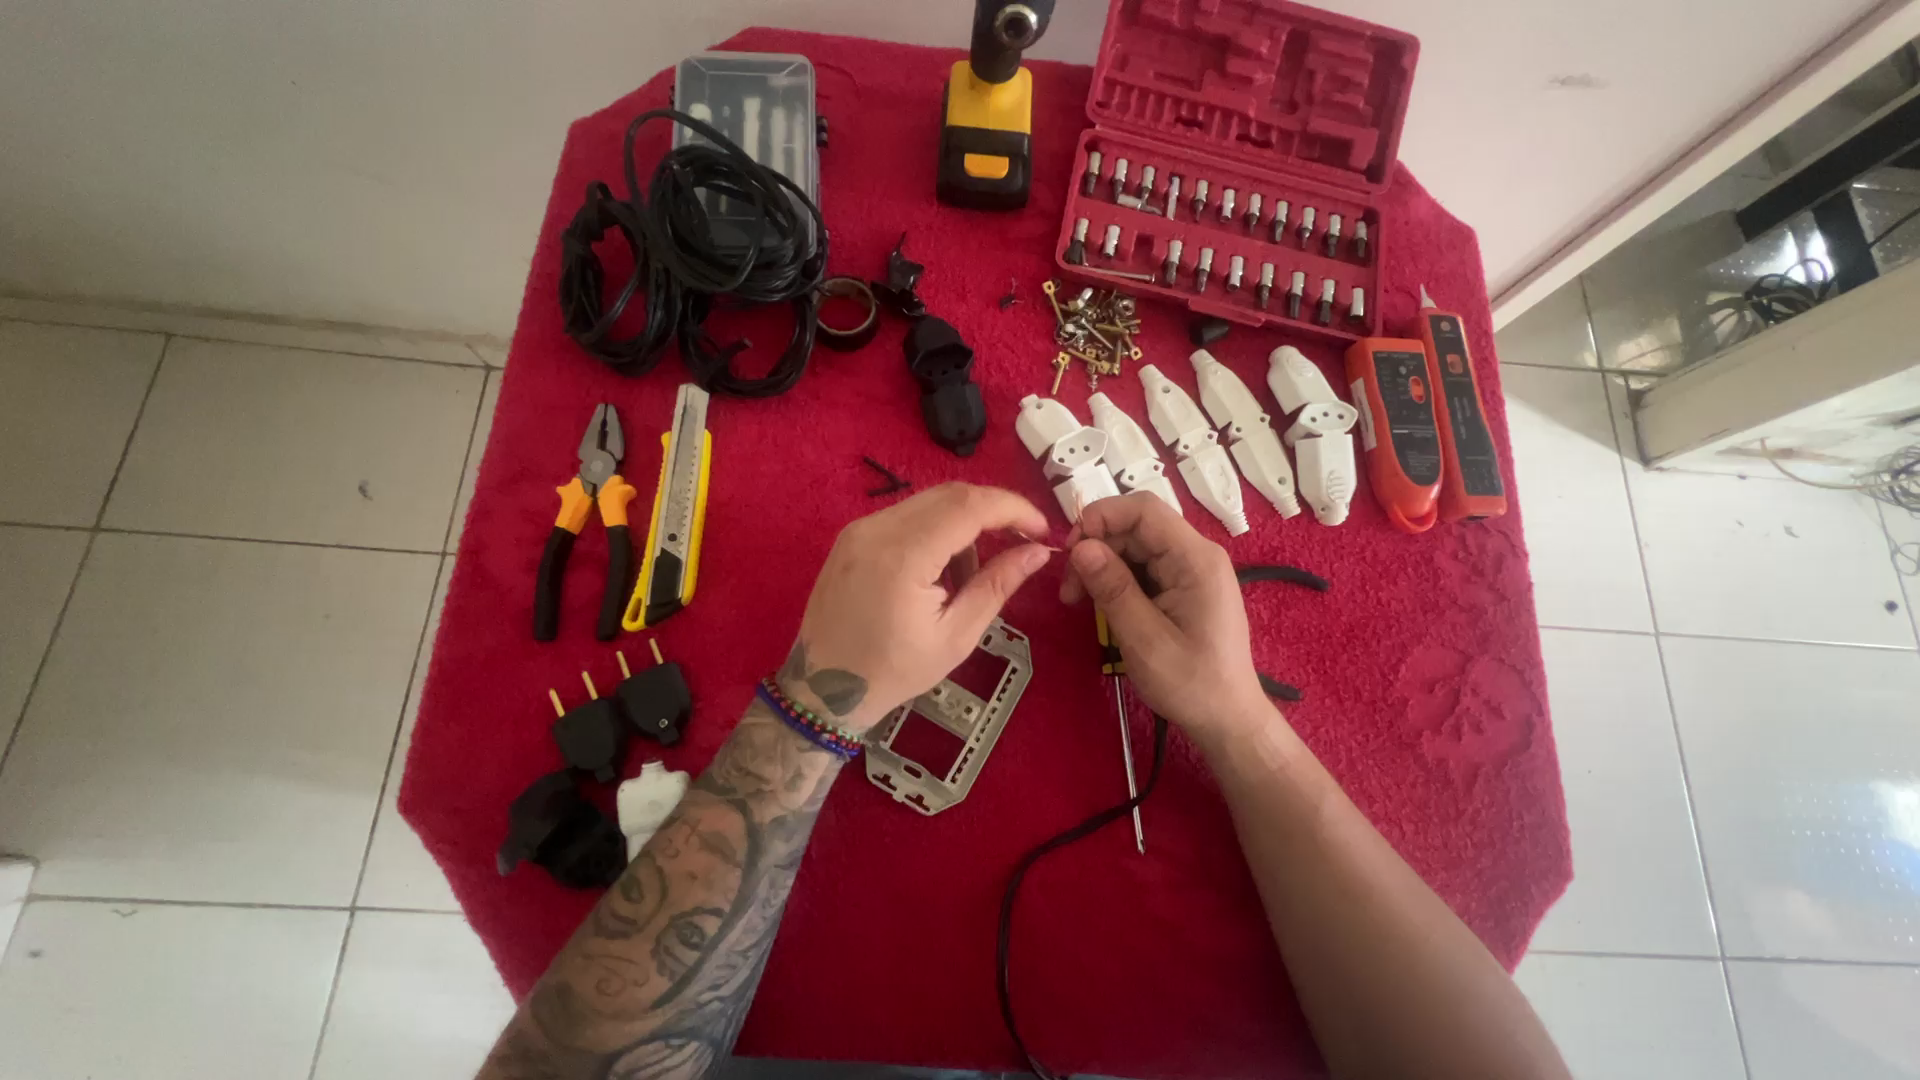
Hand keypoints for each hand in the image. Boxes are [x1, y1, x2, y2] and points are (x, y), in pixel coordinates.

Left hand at [780, 483, 1052, 733]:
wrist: (822, 689)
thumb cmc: (893, 671)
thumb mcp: (956, 636)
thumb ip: (998, 585)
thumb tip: (1039, 551)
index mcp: (902, 556)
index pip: (969, 506)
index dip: (1013, 509)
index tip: (1042, 530)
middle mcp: (877, 528)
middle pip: (951, 494)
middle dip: (994, 512)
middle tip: (1021, 544)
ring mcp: (859, 527)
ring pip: (930, 502)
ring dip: (964, 524)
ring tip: (969, 577)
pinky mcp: (852, 534)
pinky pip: (907, 515)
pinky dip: (936, 531)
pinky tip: (939, 572)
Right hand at [1061, 493, 1274, 748]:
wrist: (1227, 719)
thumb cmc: (1190, 683)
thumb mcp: (1145, 640)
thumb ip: (1113, 589)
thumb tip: (1080, 547)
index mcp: (1196, 560)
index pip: (1144, 510)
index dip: (1101, 517)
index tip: (1070, 551)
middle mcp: (1196, 555)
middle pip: (1135, 527)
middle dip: (1095, 547)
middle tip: (1068, 590)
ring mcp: (1190, 570)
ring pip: (1134, 546)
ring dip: (1101, 565)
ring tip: (1078, 601)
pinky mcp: (1182, 586)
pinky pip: (1142, 567)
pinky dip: (1115, 580)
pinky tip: (1100, 605)